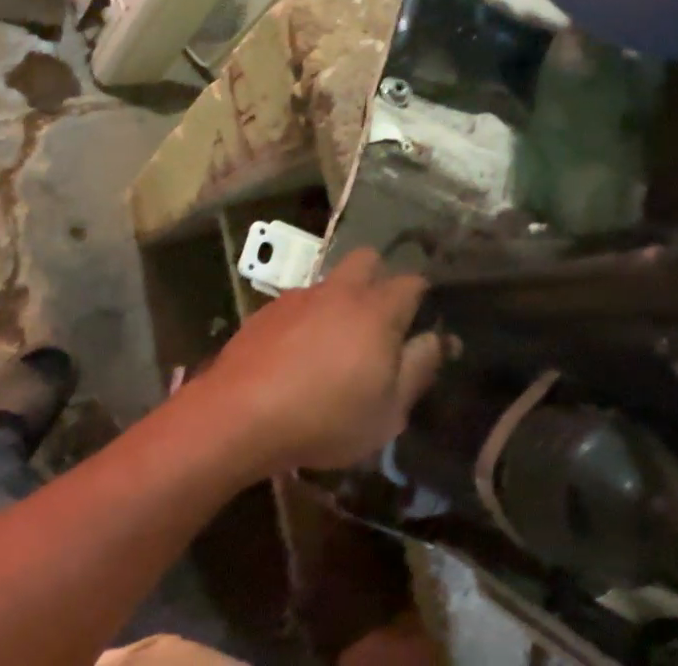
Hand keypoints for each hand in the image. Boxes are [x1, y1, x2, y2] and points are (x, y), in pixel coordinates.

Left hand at [201, 248, 450, 471]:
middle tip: (381, 322)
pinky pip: (298, 304)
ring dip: (340, 301)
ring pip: (329, 282)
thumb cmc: (327, 418)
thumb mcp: (389, 411)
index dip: (422, 298)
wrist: (241, 414)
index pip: (411, 282)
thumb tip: (436, 339)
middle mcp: (337, 291)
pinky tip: (298, 355)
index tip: (423, 323)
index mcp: (376, 310)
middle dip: (379, 278)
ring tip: (336, 346)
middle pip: (366, 260)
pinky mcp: (265, 311)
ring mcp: (297, 297)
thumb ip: (418, 369)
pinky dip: (307, 320)